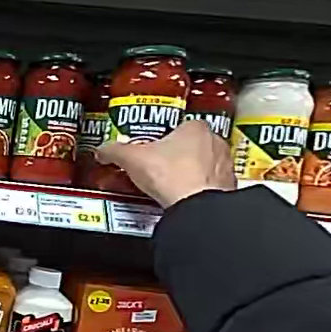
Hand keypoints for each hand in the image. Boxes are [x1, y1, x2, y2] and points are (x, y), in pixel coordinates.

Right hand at [94, 121, 235, 207]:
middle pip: (193, 144)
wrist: (195, 206)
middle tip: (157, 163)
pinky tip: (181, 196)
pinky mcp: (228, 188)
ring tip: (168, 182)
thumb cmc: (172, 175)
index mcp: (195, 128)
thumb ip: (115, 151)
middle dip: (176, 153)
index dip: (163, 135)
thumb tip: (103, 150)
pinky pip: (210, 184)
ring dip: (190, 171)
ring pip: (204, 164)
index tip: (152, 144)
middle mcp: (215, 143)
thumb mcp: (131, 158)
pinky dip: (197, 189)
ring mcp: (224, 166)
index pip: (179, 125)